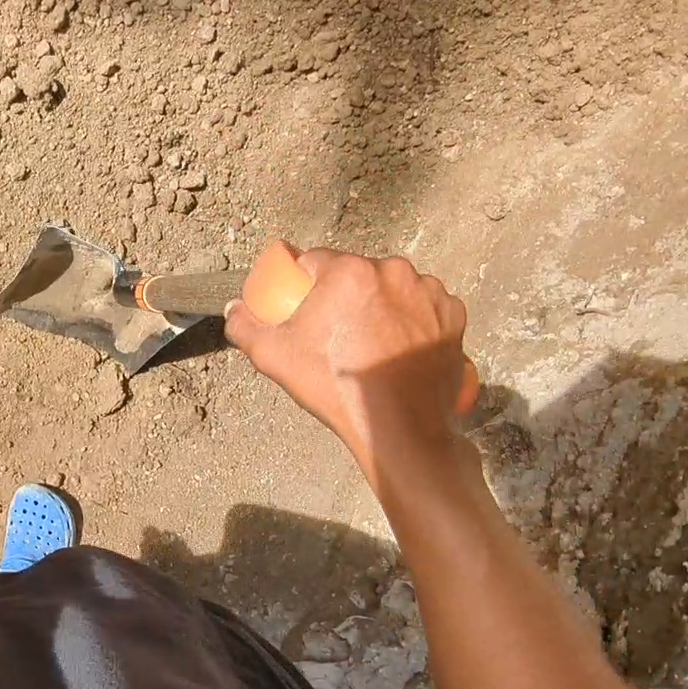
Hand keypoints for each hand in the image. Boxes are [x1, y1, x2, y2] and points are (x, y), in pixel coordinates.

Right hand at [225, 248, 468, 487]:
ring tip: (366, 346)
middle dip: (341, 297)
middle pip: (354, 274)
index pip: (314, 261)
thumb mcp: (273, 358)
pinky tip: (393, 350)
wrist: (400, 427)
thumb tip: (235, 308)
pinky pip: (421, 307)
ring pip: (389, 289)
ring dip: (376, 307)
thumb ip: (246, 326)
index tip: (301, 311)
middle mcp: (393, 271)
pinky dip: (408, 322)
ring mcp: (429, 292)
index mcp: (348, 272)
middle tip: (332, 335)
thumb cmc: (335, 388)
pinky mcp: (452, 314)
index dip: (302, 285)